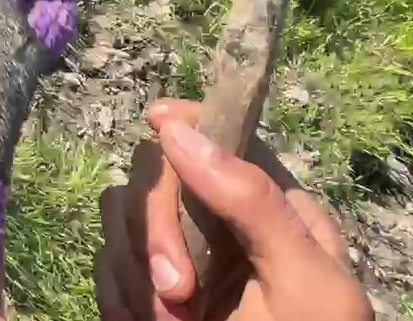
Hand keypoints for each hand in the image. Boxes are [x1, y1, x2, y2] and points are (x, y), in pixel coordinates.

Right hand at [95, 100, 370, 320]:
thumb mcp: (308, 293)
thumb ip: (254, 204)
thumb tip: (172, 125)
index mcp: (272, 208)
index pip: (221, 132)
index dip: (186, 118)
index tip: (156, 123)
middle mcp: (217, 217)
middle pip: (153, 167)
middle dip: (153, 227)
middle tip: (177, 293)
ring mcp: (175, 249)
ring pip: (117, 207)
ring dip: (135, 270)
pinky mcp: (139, 282)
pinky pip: (103, 258)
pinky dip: (118, 294)